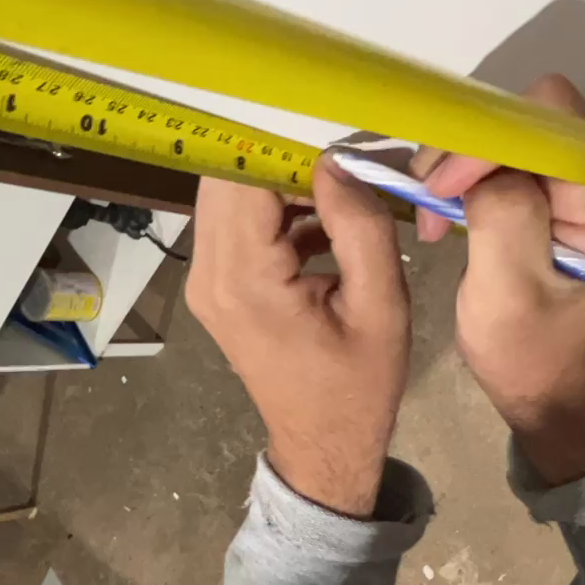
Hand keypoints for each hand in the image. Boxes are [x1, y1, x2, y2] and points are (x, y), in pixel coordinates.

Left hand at [187, 154, 410, 517]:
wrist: (323, 446)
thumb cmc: (359, 386)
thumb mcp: (380, 306)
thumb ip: (359, 227)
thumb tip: (335, 161)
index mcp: (246, 280)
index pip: (242, 175)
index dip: (284, 143)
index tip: (334, 138)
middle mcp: (208, 274)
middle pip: (226, 178)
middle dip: (282, 159)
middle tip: (341, 168)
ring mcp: (204, 282)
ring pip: (227, 196)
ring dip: (279, 185)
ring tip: (339, 200)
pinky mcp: (214, 288)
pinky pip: (234, 226)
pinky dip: (273, 212)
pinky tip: (321, 230)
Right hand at [415, 74, 584, 483]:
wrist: (541, 380)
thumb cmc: (526, 348)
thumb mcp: (508, 292)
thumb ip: (504, 217)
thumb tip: (481, 165)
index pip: (551, 118)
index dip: (489, 138)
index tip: (443, 188)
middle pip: (526, 117)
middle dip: (466, 152)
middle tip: (430, 203)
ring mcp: (574, 182)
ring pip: (505, 133)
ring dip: (458, 167)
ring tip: (434, 216)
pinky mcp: (549, 190)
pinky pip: (500, 157)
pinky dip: (463, 177)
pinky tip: (445, 213)